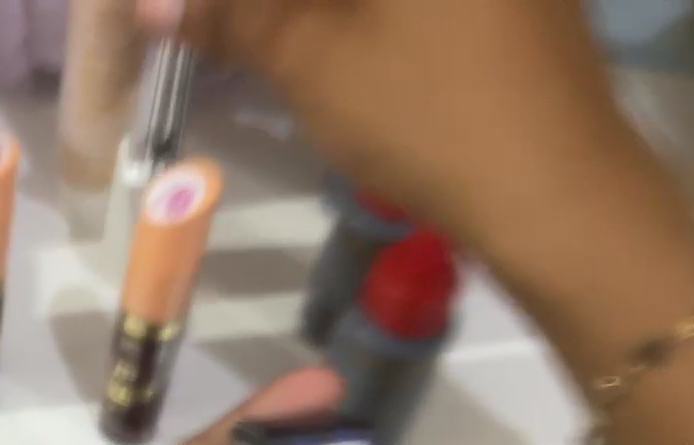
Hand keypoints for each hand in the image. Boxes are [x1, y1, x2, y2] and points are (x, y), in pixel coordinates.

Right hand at [136, 0, 671, 273]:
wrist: (543, 179)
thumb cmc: (423, 110)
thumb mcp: (311, 62)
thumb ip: (233, 20)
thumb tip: (149, 4)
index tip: (182, 16)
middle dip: (256, 4)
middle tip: (202, 26)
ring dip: (289, 11)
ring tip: (240, 36)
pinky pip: (386, 3)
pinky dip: (334, 16)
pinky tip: (300, 39)